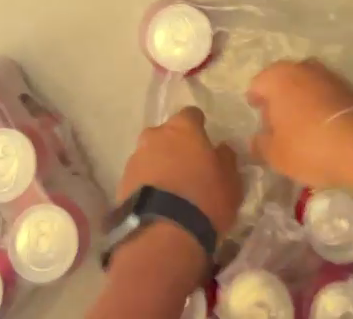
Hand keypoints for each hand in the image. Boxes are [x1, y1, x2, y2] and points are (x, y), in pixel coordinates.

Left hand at [118, 107, 242, 239]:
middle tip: (188, 169)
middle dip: (175, 147)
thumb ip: (226, 158)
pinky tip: (158, 204)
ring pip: (150, 156)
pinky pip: (139, 178)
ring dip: (160, 167)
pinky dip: (148, 186)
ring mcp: (135, 159)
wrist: (163, 237)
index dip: (199, 127)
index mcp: (182, 128)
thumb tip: (221, 149)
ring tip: (171, 192)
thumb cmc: (204, 200)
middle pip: (166, 135)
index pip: (191, 115)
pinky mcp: (122, 184)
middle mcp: (154, 136)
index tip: (205, 142)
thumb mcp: (231, 181)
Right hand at [248, 59, 352, 189]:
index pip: (258, 85)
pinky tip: (323, 127)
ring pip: (306, 85)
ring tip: (302, 127)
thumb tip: (256, 139)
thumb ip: (260, 144)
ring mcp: (328, 74)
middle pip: (283, 81)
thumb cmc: (308, 147)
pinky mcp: (350, 87)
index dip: (256, 102)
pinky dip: (321, 106)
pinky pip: (326, 94)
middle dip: (279, 99)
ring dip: (302, 101)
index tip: (258, 117)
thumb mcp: (275, 155)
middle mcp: (302, 67)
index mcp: (277, 77)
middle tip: (278, 123)